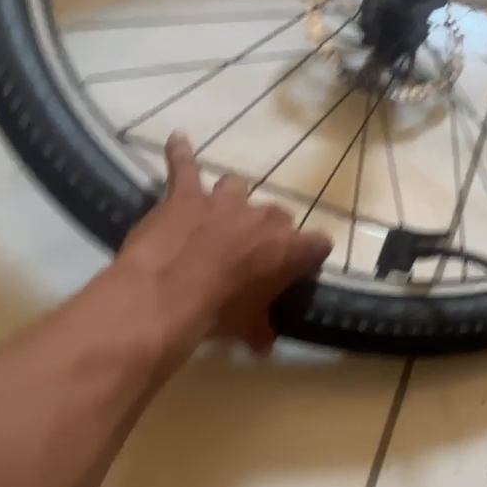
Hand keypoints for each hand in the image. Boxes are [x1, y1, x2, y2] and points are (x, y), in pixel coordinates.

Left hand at [104, 133, 332, 361]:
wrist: (169, 292)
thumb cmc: (219, 311)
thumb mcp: (247, 328)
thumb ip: (259, 331)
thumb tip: (263, 347)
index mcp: (291, 247)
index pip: (317, 245)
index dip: (308, 257)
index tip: (299, 269)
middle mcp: (266, 217)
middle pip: (279, 216)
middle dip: (269, 231)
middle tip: (252, 253)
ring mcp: (226, 201)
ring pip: (239, 186)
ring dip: (234, 197)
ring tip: (225, 208)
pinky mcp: (187, 194)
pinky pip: (185, 166)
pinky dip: (180, 153)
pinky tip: (177, 138)